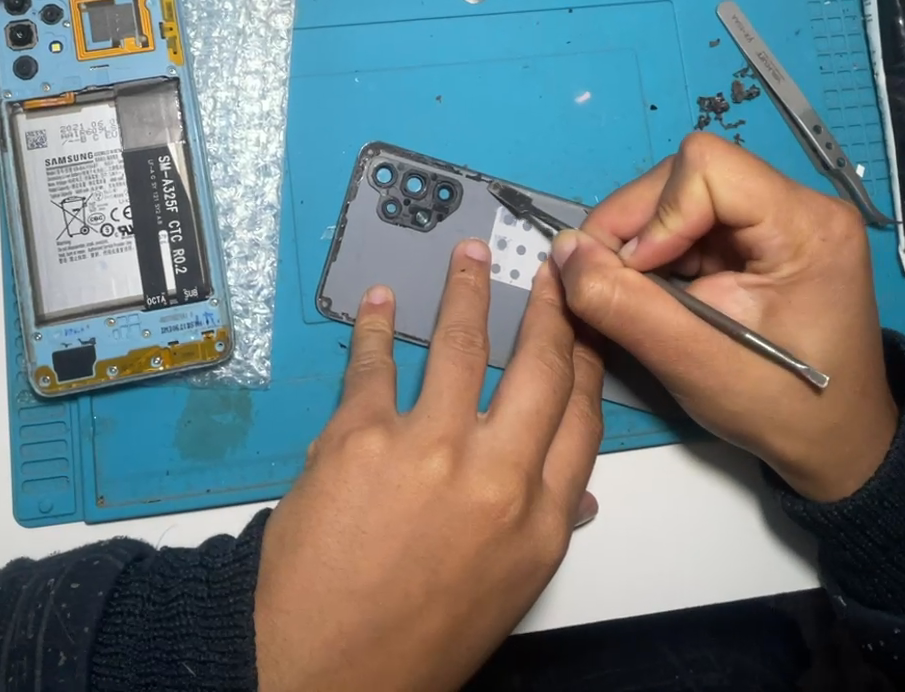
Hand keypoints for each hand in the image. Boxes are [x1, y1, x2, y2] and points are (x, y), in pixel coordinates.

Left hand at [255, 239, 604, 691]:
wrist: (319, 672)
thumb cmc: (418, 639)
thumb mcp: (502, 593)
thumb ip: (542, 529)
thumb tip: (574, 489)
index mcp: (539, 520)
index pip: (580, 418)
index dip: (584, 360)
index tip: (582, 325)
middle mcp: (496, 475)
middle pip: (537, 369)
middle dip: (546, 309)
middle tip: (546, 268)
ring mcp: (429, 448)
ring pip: (462, 346)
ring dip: (466, 292)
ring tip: (467, 255)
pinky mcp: (362, 435)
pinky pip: (374, 363)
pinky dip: (374, 325)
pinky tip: (377, 300)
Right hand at [551, 134, 896, 502]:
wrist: (833, 444)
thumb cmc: (779, 407)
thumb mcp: (691, 360)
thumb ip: (619, 303)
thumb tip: (562, 252)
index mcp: (804, 224)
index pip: (706, 167)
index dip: (656, 214)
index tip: (636, 273)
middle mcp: (794, 204)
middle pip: (682, 175)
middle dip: (634, 227)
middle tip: (611, 282)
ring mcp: (774, 217)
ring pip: (673, 195)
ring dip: (637, 241)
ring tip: (634, 293)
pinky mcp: (752, 236)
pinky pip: (680, 220)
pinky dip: (652, 253)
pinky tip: (655, 292)